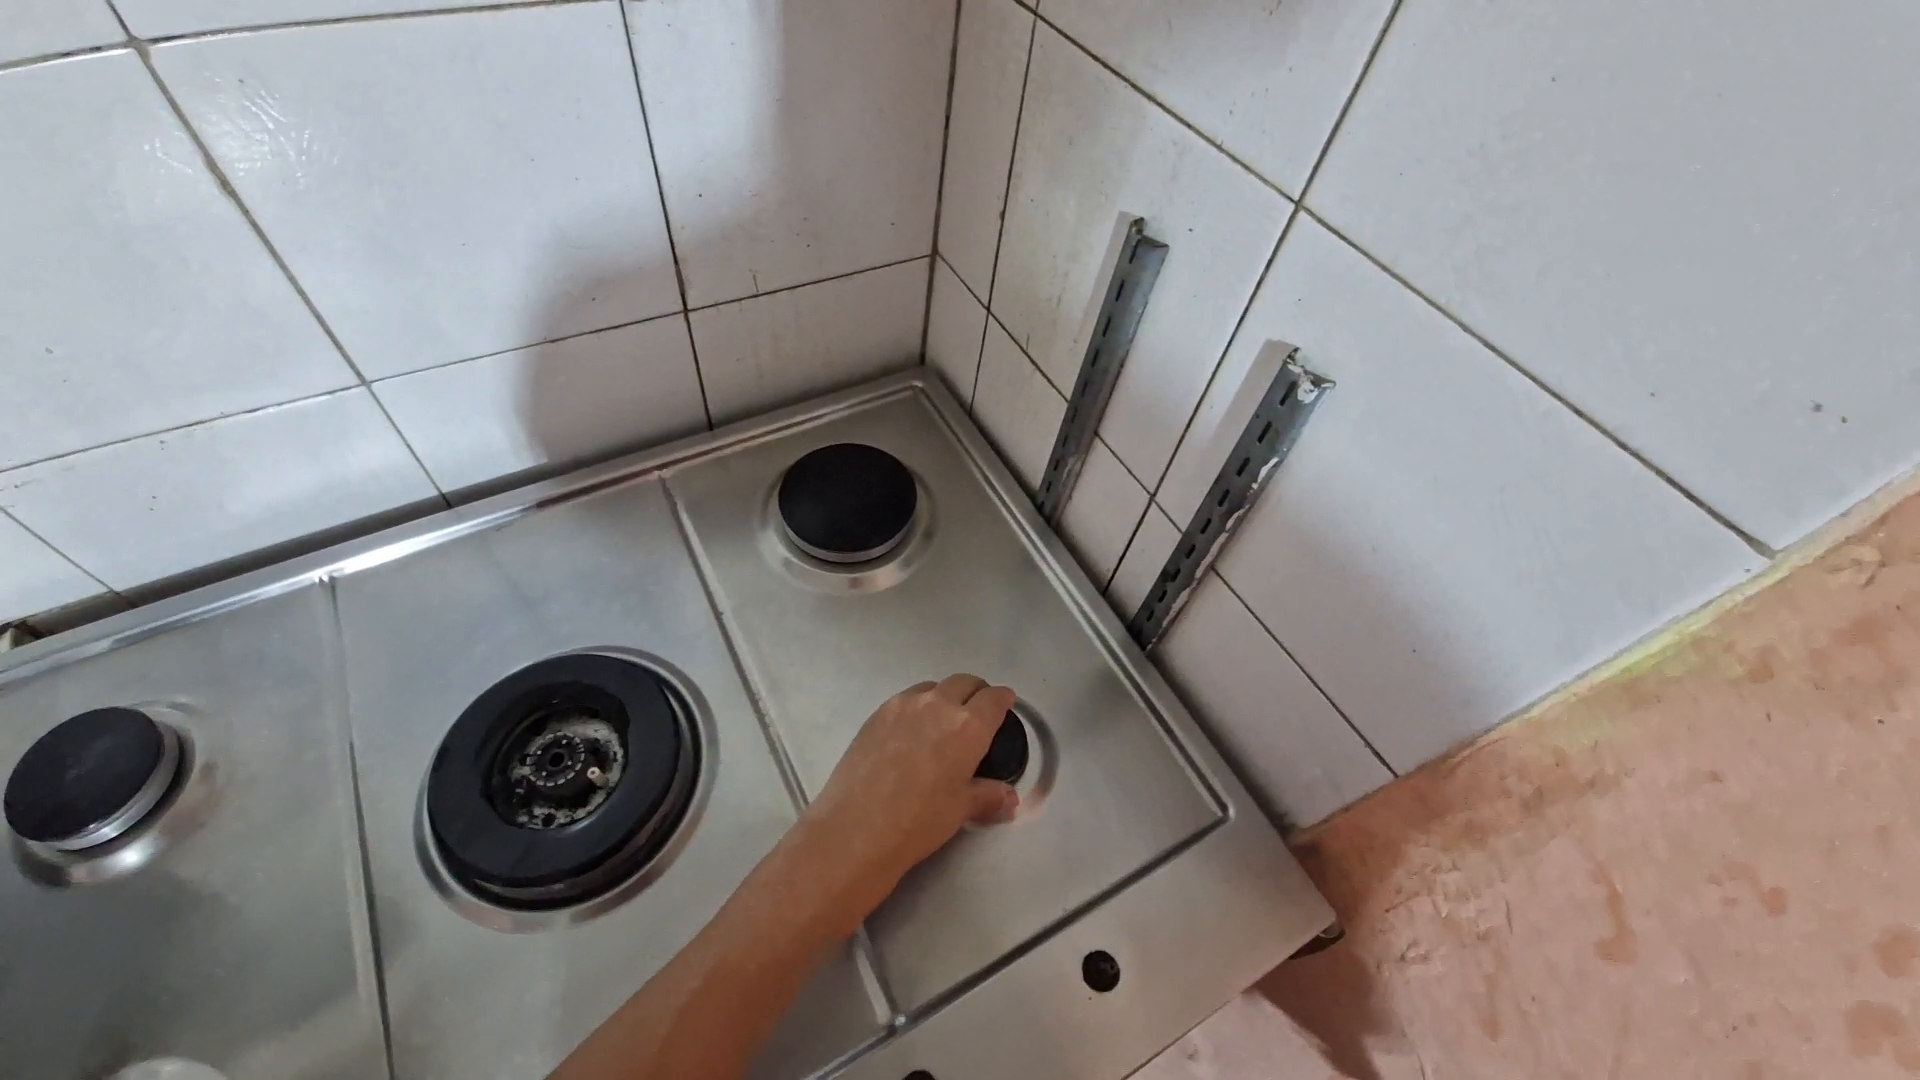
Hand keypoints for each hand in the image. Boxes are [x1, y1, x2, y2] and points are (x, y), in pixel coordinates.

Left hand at [795, 674, 1019, 930]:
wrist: (856, 828)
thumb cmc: (918, 821)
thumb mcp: (960, 809)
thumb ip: (988, 795)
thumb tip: (1008, 798)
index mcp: (968, 726)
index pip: (993, 699)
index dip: (1003, 699)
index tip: (1006, 703)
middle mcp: (937, 705)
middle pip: (964, 682)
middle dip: (976, 692)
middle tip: (979, 709)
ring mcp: (902, 705)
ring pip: (932, 687)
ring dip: (945, 696)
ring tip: (943, 721)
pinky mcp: (876, 714)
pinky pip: (905, 699)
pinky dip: (918, 706)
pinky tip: (912, 732)